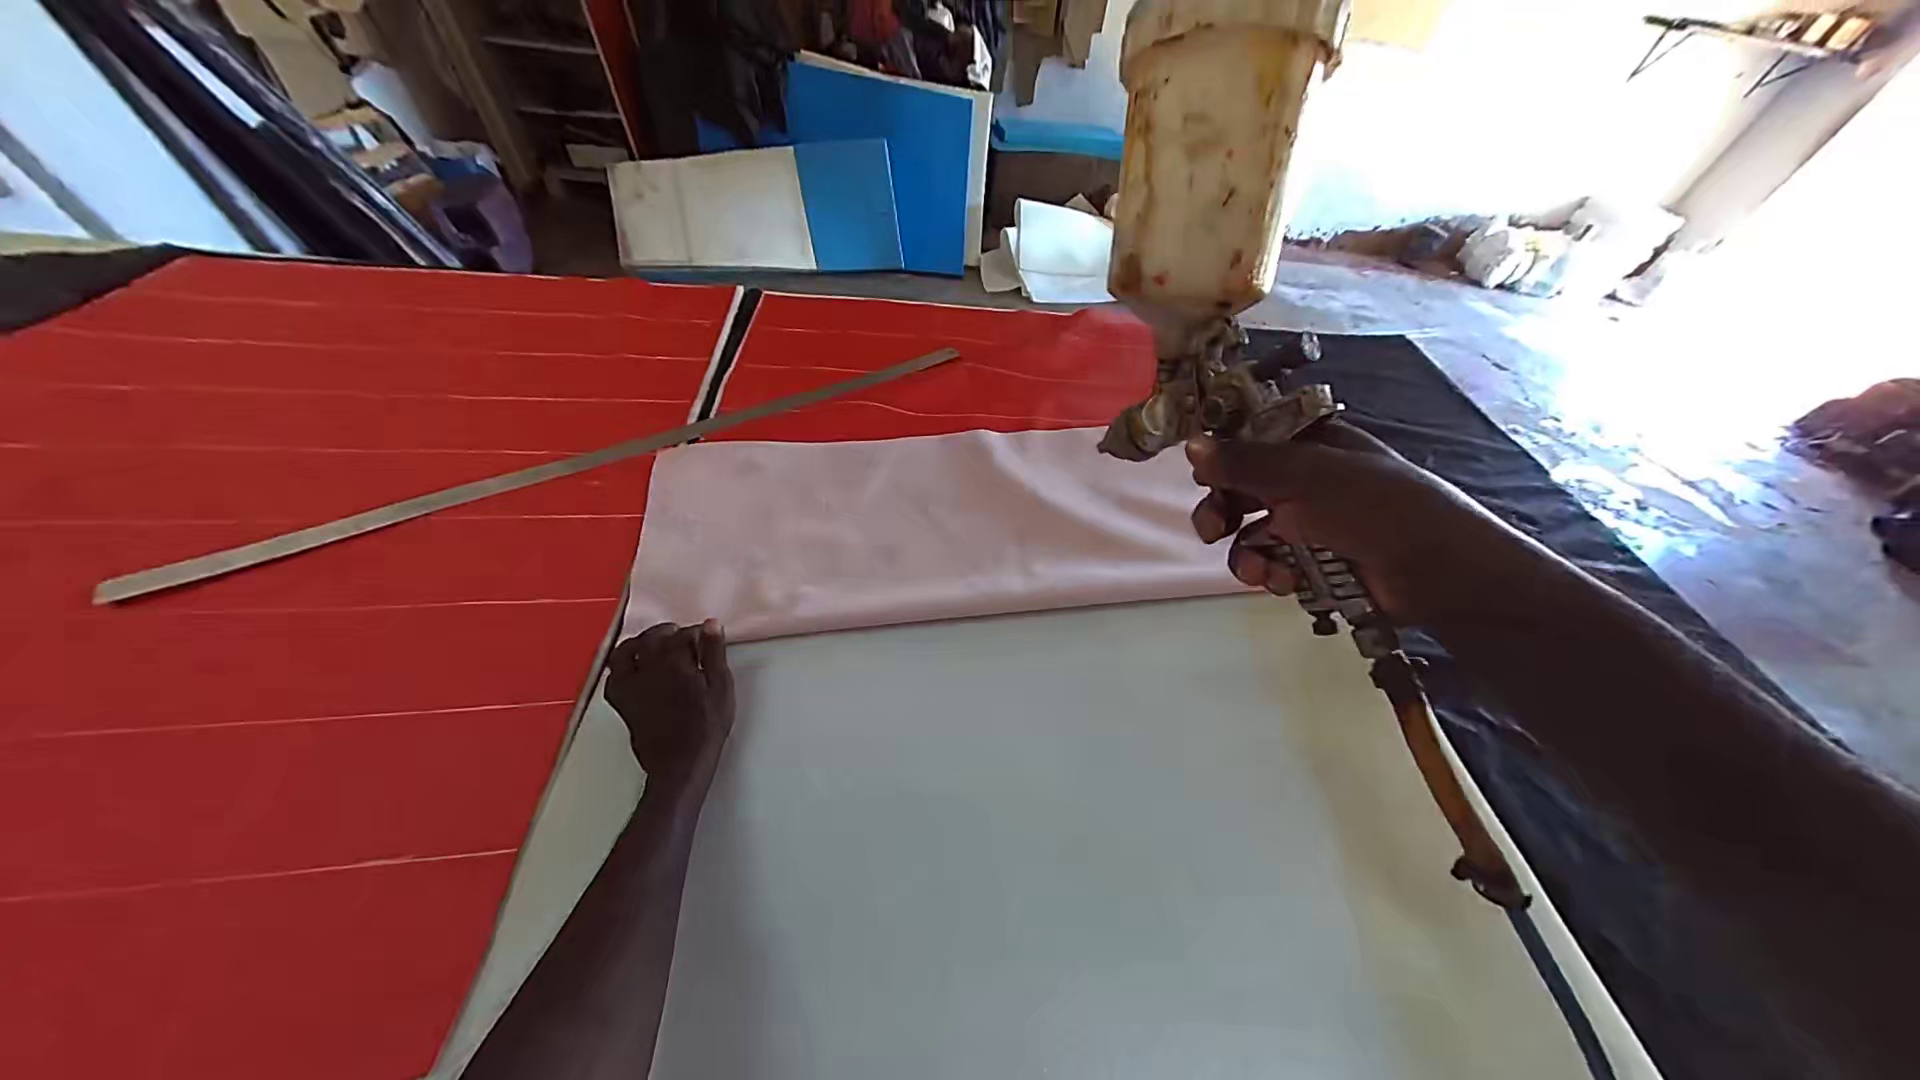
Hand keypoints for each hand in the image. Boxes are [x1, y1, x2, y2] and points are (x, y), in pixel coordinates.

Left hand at [604, 621, 735, 791]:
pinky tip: (634, 669)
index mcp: (674, 662)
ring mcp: (630, 685)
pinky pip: (613, 676)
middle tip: (683, 637)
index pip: (682, 634)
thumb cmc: (706, 725)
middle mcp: (647, 669)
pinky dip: (622, 666)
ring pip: (625, 652)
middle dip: (667, 632)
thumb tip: (711, 625)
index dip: (696, 632)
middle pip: (651, 638)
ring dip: (640, 643)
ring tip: (655, 646)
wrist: (681, 762)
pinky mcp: (621, 702)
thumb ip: (715, 653)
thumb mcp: (721, 686)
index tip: (706, 636)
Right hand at [1186, 421, 1519, 625]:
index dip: (1221, 455)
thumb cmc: (1376, 507)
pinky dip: (1269, 573)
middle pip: (1238, 489)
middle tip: (1213, 529)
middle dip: (1221, 511)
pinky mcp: (1308, 560)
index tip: (1200, 474)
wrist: (1438, 573)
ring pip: (1247, 532)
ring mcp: (1305, 522)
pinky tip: (1283, 582)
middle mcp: (1302, 480)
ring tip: (1258, 570)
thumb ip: (1245, 463)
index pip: (1248, 440)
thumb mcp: (1307, 476)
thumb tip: (1191, 445)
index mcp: (1308, 444)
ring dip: (1244, 553)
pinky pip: (1268, 562)